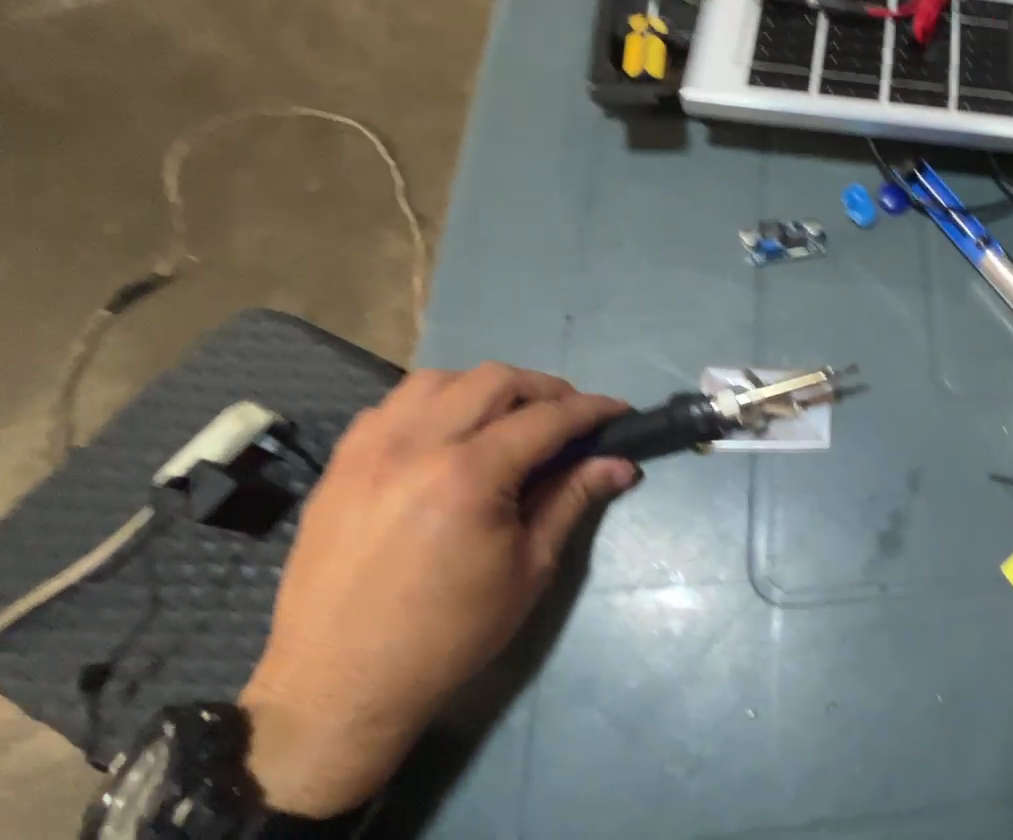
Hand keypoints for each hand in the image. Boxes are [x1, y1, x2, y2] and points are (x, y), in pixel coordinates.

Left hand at [238, 365, 634, 816]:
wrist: (340, 685)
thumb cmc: (449, 634)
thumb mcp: (529, 569)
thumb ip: (572, 501)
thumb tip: (621, 464)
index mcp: (468, 476)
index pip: (545, 418)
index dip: (591, 410)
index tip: (619, 411)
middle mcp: (415, 446)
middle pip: (494, 381)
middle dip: (544, 389)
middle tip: (570, 417)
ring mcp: (368, 451)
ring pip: (438, 380)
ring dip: (486, 389)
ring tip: (509, 419)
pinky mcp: (339, 466)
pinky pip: (393, 406)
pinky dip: (434, 403)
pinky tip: (450, 434)